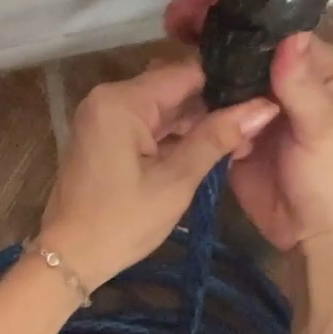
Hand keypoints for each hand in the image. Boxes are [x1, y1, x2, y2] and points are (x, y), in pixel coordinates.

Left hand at [37, 62, 277, 289]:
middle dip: (212, 108)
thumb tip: (264, 106)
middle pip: (173, 90)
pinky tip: (205, 152)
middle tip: (257, 127)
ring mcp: (101, 119)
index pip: (186, 73)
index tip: (262, 97)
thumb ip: (216, 139)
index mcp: (122, 101)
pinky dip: (170, 139)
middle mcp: (107, 99)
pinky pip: (144, 128)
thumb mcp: (174, 182)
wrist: (68, 260)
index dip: (226, 84)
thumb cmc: (120, 225)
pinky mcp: (101, 140)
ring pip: (160, 111)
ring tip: (240, 142)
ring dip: (194, 127)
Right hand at [165, 0, 332, 250]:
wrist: (319, 237)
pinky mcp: (238, 146)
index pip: (280, 37)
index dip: (246, 25)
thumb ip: (303, 86)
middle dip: (216, 52)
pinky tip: (171, 110)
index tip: (204, 16)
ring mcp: (260, 118)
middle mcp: (288, 88)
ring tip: (165, 73)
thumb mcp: (324, 128)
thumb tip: (288, 37)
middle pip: (249, 61)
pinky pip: (215, 125)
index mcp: (321, 73)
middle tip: (174, 34)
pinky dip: (197, 119)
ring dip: (201, 84)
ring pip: (228, 91)